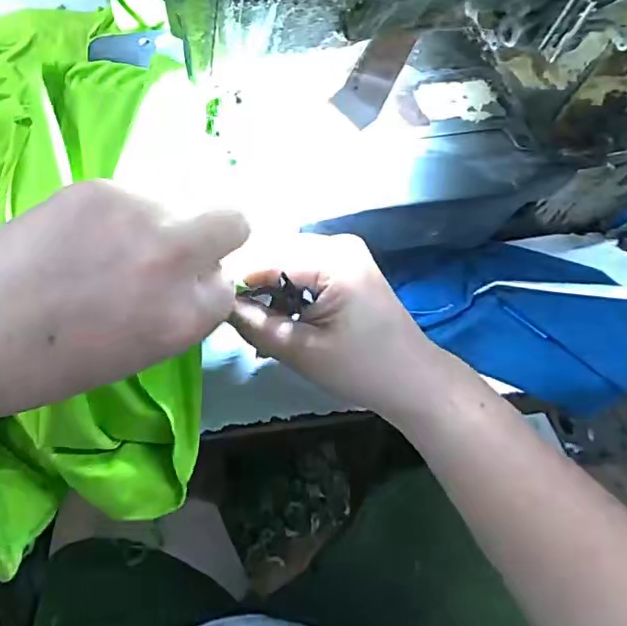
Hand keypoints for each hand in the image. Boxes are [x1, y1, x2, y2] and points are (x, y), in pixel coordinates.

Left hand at [0, 181, 248, 419]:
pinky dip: (105, 213)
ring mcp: (137, 214)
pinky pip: (123, 195)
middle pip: (230, 222)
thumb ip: (166, 312)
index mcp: (185, 316)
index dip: (197, 285)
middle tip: (157, 250)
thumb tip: (177, 278)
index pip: (223, 286)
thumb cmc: (46, 367)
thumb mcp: (132, 353)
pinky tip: (65, 235)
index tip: (171, 288)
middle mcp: (174, 258)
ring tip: (90, 248)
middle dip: (207, 236)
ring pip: (166, 205)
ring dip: (144, 223)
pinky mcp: (98, 188)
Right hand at [228, 234, 434, 410]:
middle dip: (247, 280)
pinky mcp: (341, 262)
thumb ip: (255, 324)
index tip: (209, 300)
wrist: (416, 382)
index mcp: (332, 259)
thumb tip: (216, 303)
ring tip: (247, 316)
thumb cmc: (363, 369)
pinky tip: (272, 312)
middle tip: (226, 310)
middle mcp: (336, 243)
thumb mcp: (301, 351)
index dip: (234, 277)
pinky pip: (297, 265)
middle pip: (272, 252)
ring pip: (280, 257)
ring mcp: (341, 250)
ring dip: (262, 284)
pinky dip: (280, 286)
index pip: (265, 256)